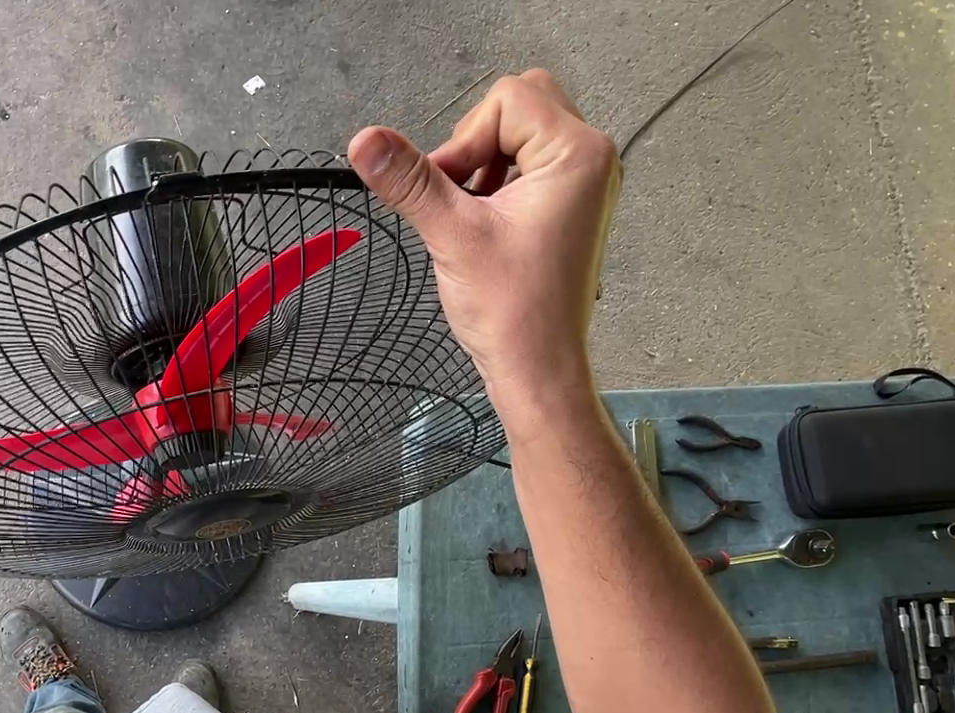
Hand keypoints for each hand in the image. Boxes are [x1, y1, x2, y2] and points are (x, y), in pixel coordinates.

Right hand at [349, 70, 619, 403]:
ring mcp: (579, 186)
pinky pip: (524, 170)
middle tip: (458, 198)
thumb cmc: (512, 313)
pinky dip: (493, 187)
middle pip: (518, 107)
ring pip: (518, 138)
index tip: (446, 194)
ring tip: (468, 220)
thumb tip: (366, 141)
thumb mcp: (451, 237)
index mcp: (576, 154)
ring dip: (480, 168)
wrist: (536, 369)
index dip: (462, 143)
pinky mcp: (566, 209)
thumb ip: (409, 182)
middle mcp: (588, 160)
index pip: (506, 100)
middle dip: (474, 146)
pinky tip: (479, 229)